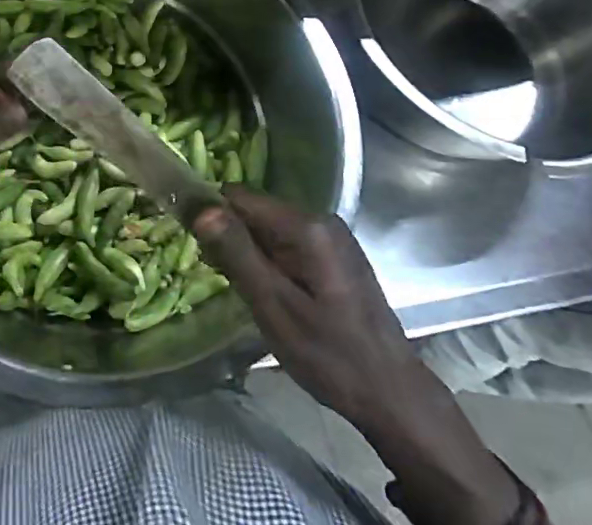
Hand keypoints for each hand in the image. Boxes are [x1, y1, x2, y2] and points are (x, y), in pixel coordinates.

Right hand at [197, 189, 524, 524]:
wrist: (392, 395)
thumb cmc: (330, 354)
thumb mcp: (274, 306)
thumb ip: (237, 253)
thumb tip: (201, 207)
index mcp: (306, 226)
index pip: (238, 197)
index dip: (213, 217)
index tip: (199, 251)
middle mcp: (320, 219)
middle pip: (254, 211)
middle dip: (231, 238)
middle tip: (221, 278)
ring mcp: (331, 237)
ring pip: (268, 230)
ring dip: (249, 253)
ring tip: (244, 291)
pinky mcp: (334, 256)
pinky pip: (287, 245)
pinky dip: (270, 262)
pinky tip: (269, 294)